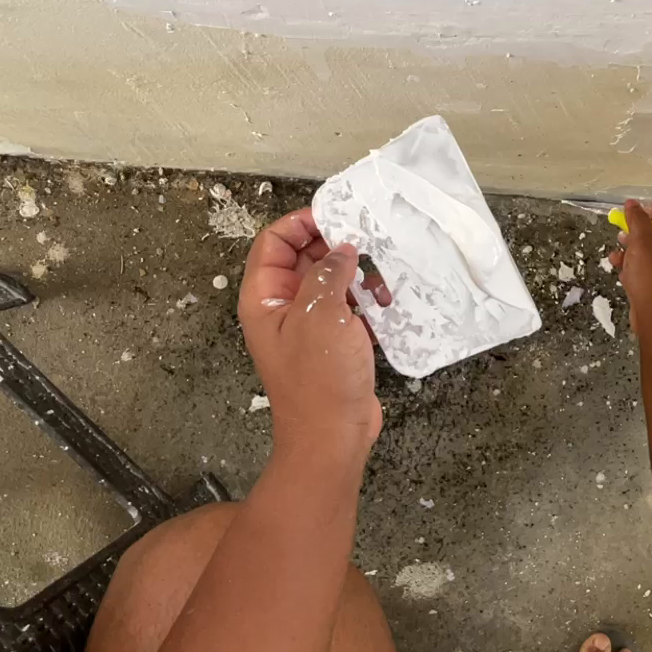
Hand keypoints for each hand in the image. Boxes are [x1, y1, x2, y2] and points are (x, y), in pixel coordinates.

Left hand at [238, 209, 388, 457]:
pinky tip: (386, 306)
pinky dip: (366, 302)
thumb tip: (342, 248)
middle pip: (305, 258)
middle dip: (336, 248)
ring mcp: (309, 327)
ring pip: (331, 283)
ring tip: (381, 283)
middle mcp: (283, 308)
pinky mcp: (333, 343)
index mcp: (265, 298)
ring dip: (357, 277)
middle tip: (370, 242)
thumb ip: (329, 273)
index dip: (302, 223)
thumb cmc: (319, 378)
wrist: (332, 437)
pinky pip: (348, 309)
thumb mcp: (322, 315)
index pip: (275, 242)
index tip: (337, 215)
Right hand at [608, 199, 651, 333]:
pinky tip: (617, 267)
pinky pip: (641, 269)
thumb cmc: (651, 277)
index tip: (635, 212)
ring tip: (617, 249)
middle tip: (622, 229)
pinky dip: (630, 265)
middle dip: (637, 230)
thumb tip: (632, 203)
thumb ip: (637, 221)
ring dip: (630, 248)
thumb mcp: (642, 244)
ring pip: (646, 252)